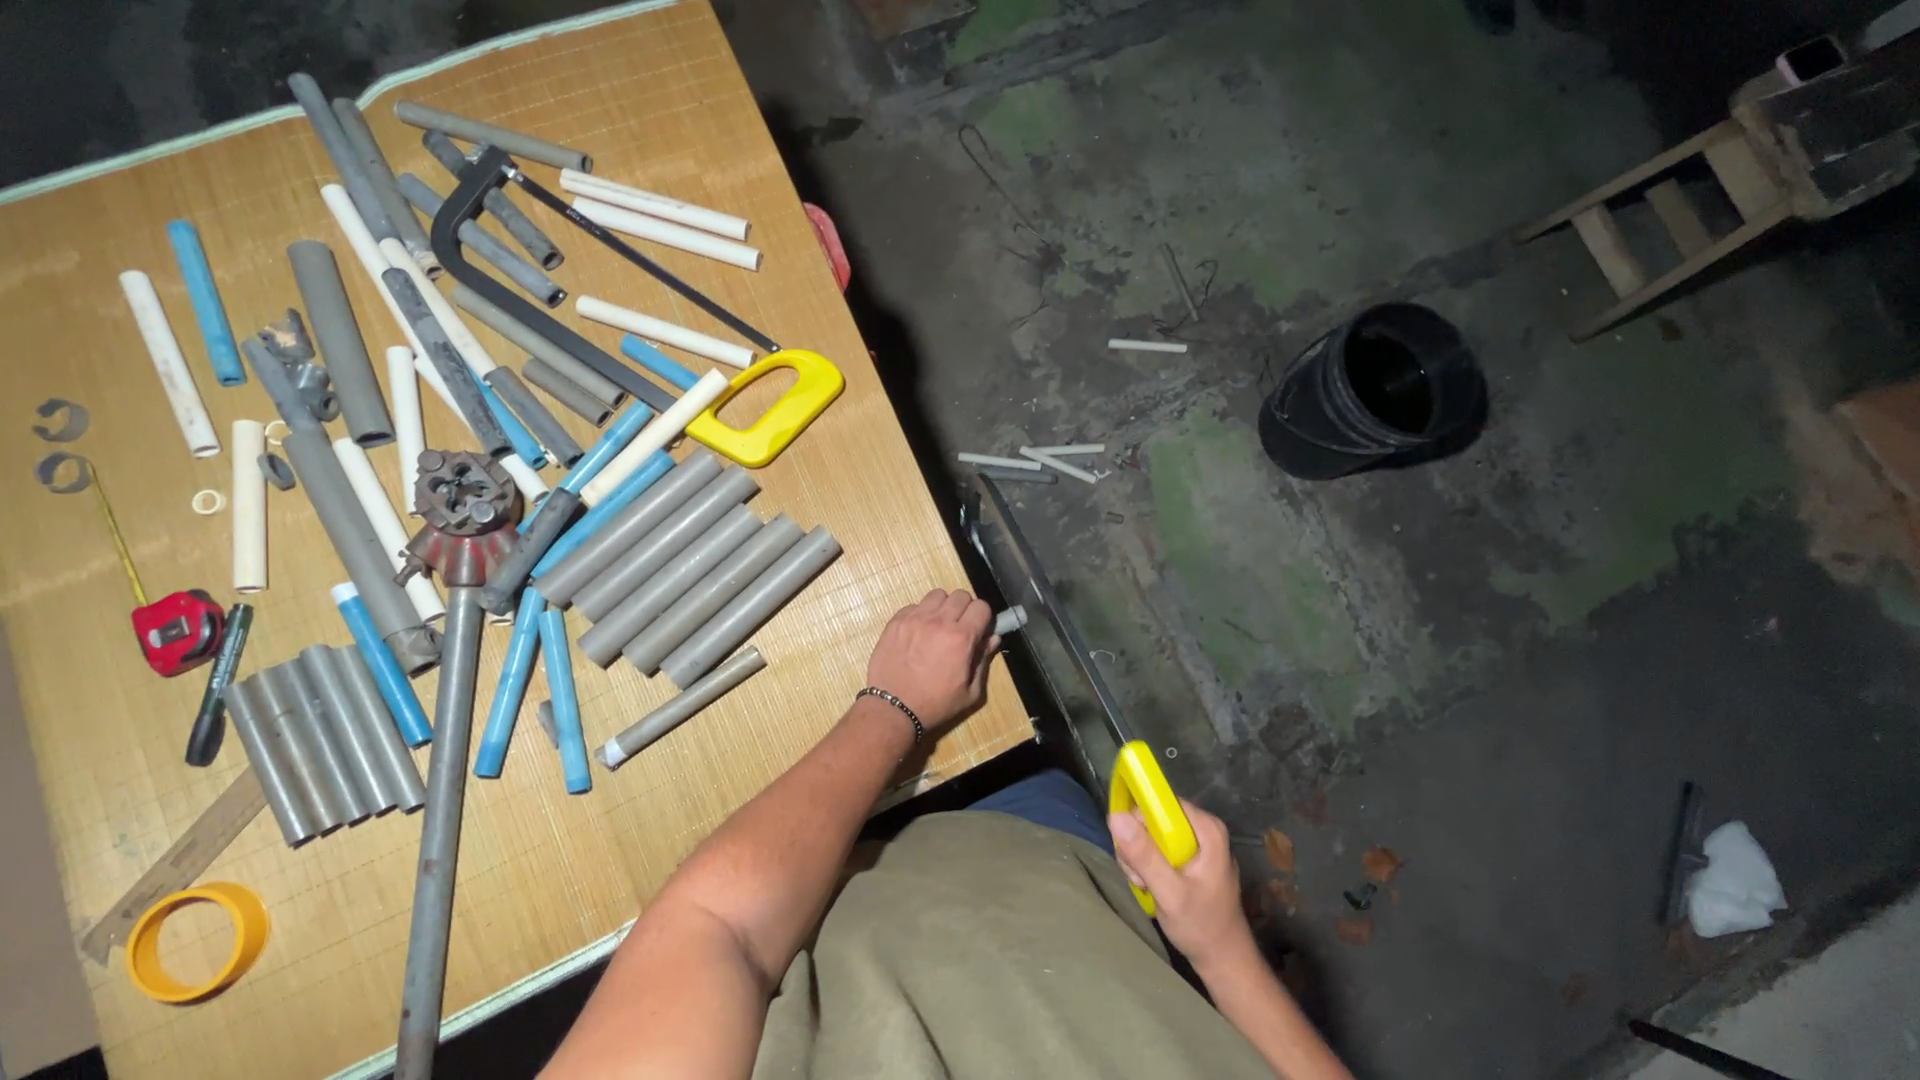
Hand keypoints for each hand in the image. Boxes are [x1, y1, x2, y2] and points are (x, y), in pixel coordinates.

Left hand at [865, 589, 998, 730]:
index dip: (983, 618)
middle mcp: (939, 621)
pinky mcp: (896, 621)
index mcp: (961, 638)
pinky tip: (918, 633)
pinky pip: (914, 605)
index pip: (982, 606)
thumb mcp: (970, 692)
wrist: (893, 708)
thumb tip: (993, 638)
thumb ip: (983, 660)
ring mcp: (915, 618)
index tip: (978, 630)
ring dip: (942, 607)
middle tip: (959, 628)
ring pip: (937, 595)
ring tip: (937, 626)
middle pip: (961, 595)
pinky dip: (920, 614)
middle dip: (965, 609)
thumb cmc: (935, 704)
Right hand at [1110, 800, 1254, 973]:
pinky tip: (1151, 888)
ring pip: (1150, 834)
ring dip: (1139, 861)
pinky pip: (1157, 847)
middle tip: (1140, 878)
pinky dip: (1147, 867)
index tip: (1133, 854)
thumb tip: (1116, 816)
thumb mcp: (1169, 893)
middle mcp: (1202, 828)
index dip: (1140, 823)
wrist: (1223, 958)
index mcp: (1206, 829)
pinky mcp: (1188, 856)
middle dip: (1138, 847)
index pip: (1160, 804)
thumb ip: (1144, 856)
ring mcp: (1195, 843)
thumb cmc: (1201, 926)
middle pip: (1153, 819)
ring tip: (1147, 887)